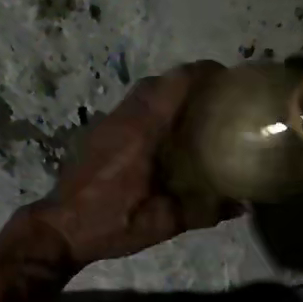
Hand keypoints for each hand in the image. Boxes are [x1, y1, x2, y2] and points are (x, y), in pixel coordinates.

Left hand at [33, 62, 234, 267]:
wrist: (59, 228)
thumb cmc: (112, 222)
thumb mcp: (163, 223)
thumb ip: (204, 211)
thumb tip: (243, 204)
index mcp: (143, 130)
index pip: (176, 83)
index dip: (204, 73)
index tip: (228, 79)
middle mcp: (124, 117)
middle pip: (160, 81)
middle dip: (189, 80)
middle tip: (215, 98)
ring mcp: (106, 123)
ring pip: (142, 92)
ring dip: (168, 93)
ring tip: (194, 113)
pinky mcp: (97, 133)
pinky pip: (130, 107)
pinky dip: (152, 108)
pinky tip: (163, 135)